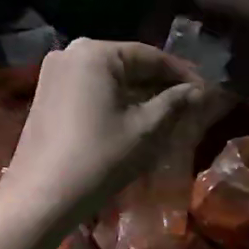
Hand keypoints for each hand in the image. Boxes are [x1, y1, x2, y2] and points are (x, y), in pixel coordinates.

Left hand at [1, 39, 212, 219]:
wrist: (42, 196)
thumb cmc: (99, 158)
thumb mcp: (145, 130)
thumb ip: (174, 103)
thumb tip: (198, 91)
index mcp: (94, 52)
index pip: (149, 55)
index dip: (182, 73)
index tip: (206, 91)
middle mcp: (70, 53)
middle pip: (126, 65)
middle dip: (158, 84)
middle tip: (190, 103)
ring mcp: (53, 75)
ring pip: (108, 80)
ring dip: (137, 95)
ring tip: (167, 114)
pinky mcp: (45, 97)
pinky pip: (89, 91)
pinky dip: (114, 102)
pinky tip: (133, 120)